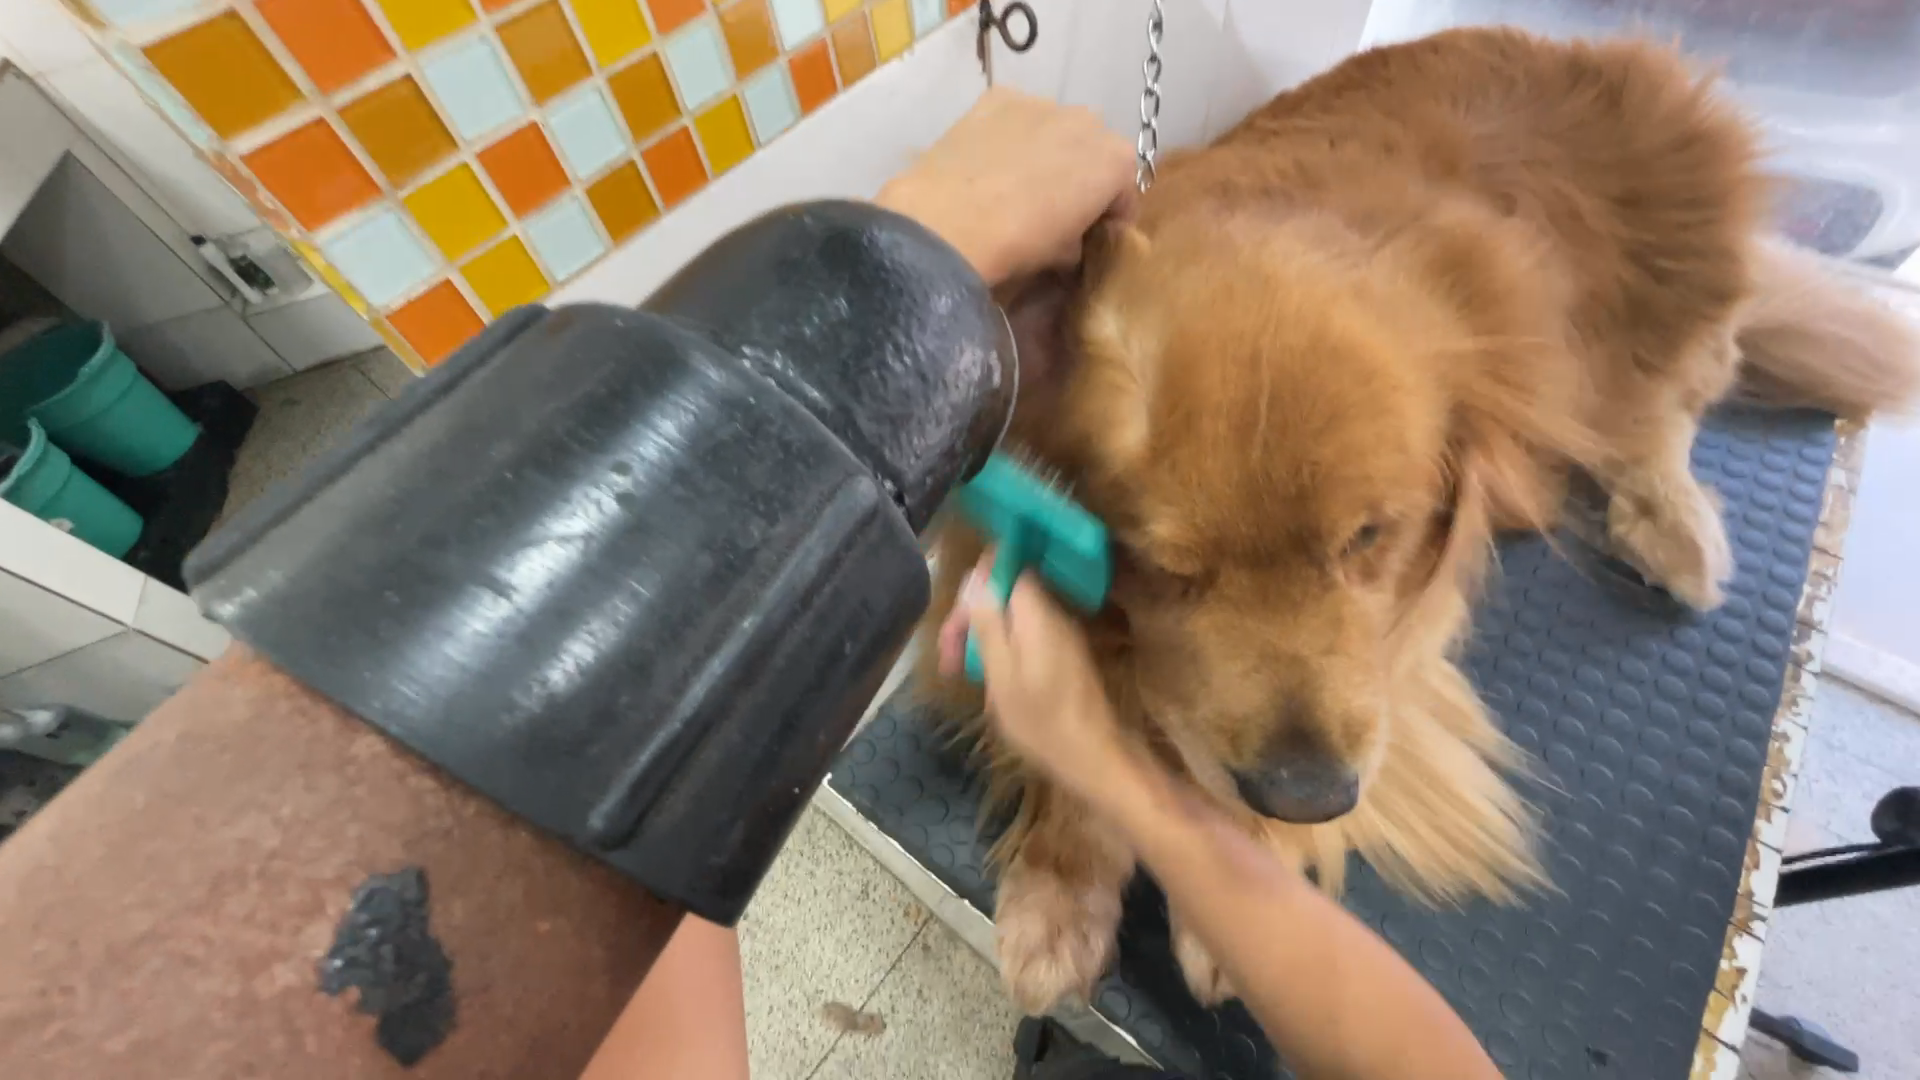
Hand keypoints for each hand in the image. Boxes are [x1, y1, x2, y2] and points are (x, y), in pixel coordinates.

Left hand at [877, 87, 1134, 284]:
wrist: (949, 224)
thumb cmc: (1019, 246)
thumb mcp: (1063, 259)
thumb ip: (1081, 245)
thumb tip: (1072, 245)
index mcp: (1117, 161)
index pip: (1124, 196)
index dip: (1107, 222)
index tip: (1088, 241)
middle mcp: (1089, 119)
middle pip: (1092, 156)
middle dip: (1079, 182)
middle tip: (1050, 216)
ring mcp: (1043, 101)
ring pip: (1055, 132)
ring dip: (1045, 156)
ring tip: (1014, 190)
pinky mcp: (998, 96)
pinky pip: (1015, 120)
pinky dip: (1009, 138)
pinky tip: (987, 167)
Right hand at [943, 556, 1132, 797]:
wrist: (1093, 757)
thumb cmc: (1041, 721)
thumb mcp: (1001, 674)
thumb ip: (988, 623)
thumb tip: (975, 577)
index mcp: (1036, 614)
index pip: (1005, 568)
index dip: (975, 585)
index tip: (956, 621)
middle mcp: (1053, 616)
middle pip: (1005, 595)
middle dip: (973, 619)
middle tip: (949, 660)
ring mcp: (1062, 635)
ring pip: (1013, 619)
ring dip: (985, 639)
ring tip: (965, 675)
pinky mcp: (1065, 655)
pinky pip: (1027, 638)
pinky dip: (1005, 652)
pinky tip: (994, 684)